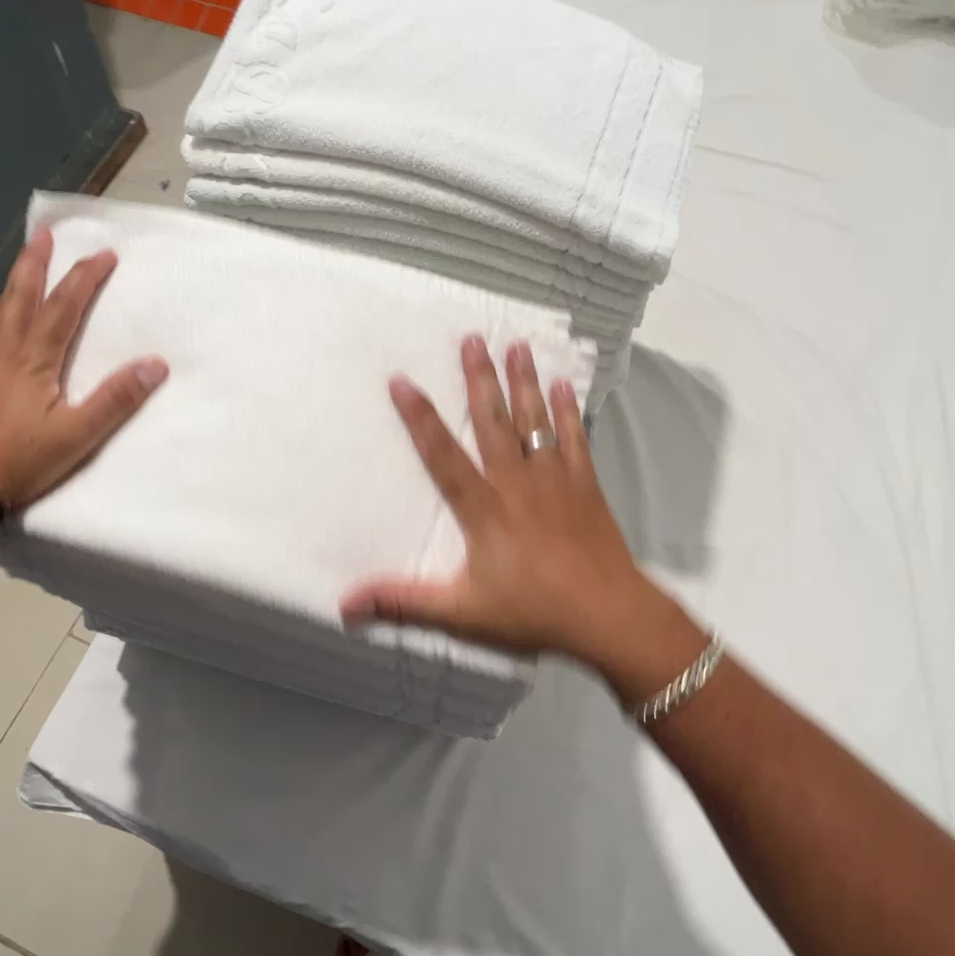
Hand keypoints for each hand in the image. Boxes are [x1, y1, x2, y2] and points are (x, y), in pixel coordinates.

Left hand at [0, 229, 167, 508]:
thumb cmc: (17, 461)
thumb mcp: (77, 436)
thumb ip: (116, 400)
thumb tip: (155, 364)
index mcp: (33, 360)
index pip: (63, 307)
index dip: (84, 277)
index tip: (103, 253)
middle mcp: (1, 354)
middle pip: (18, 298)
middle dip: (34, 264)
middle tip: (42, 234)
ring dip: (8, 292)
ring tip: (17, 281)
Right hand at [340, 334, 666, 663]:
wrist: (609, 616)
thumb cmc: (533, 612)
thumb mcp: (461, 613)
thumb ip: (403, 604)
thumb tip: (345, 603)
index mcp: (484, 509)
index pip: (443, 455)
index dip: (420, 418)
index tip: (401, 380)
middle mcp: (518, 484)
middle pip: (495, 422)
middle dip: (480, 380)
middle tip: (472, 339)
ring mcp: (557, 482)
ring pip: (536, 422)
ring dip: (524, 383)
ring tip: (517, 346)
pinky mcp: (587, 488)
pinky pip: (576, 439)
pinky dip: (570, 412)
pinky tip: (565, 386)